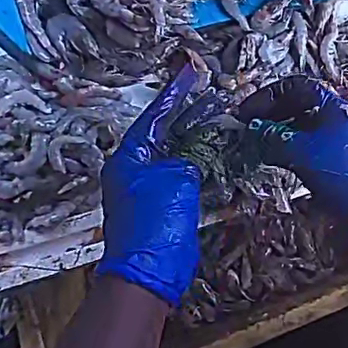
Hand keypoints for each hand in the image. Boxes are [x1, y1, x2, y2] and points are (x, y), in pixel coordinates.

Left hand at [93, 64, 203, 304]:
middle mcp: (133, 169)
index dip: (175, 94)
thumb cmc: (155, 225)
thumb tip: (193, 154)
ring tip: (219, 119)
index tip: (190, 73)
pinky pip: (180, 176)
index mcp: (128, 157)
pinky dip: (197, 164)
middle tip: (211, 95)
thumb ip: (186, 158)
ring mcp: (146, 189)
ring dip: (196, 139)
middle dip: (189, 115)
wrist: (148, 274)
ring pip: (174, 154)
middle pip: (164, 133)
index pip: (154, 116)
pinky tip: (216, 154)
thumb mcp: (176, 179)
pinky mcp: (161, 206)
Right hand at [236, 75, 347, 240]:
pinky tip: (271, 159)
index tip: (246, 112)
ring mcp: (333, 138)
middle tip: (246, 128)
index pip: (292, 87)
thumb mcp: (304, 153)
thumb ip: (275, 138)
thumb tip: (251, 129)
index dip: (266, 96)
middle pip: (294, 105)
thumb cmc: (345, 173)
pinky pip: (303, 146)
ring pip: (297, 127)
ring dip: (274, 132)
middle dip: (268, 114)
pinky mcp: (332, 158)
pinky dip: (284, 149)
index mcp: (330, 105)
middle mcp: (332, 117)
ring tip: (254, 144)